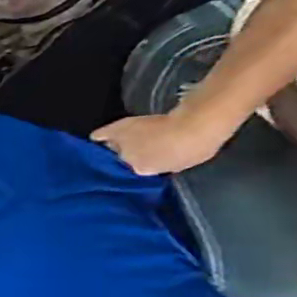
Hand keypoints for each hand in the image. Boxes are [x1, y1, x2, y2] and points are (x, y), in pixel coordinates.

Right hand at [90, 112, 229, 174]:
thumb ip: (163, 166)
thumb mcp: (182, 164)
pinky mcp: (115, 130)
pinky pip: (99, 136)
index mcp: (142, 170)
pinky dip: (99, 137)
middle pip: (122, 160)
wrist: (195, 126)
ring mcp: (119, 144)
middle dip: (130, 157)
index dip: (143, 166)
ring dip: (115, 148)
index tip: (150, 163)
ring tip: (123, 145)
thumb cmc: (198, 147)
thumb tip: (155, 165)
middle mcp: (125, 159)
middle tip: (141, 152)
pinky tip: (99, 139)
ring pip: (109, 149)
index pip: (136, 170)